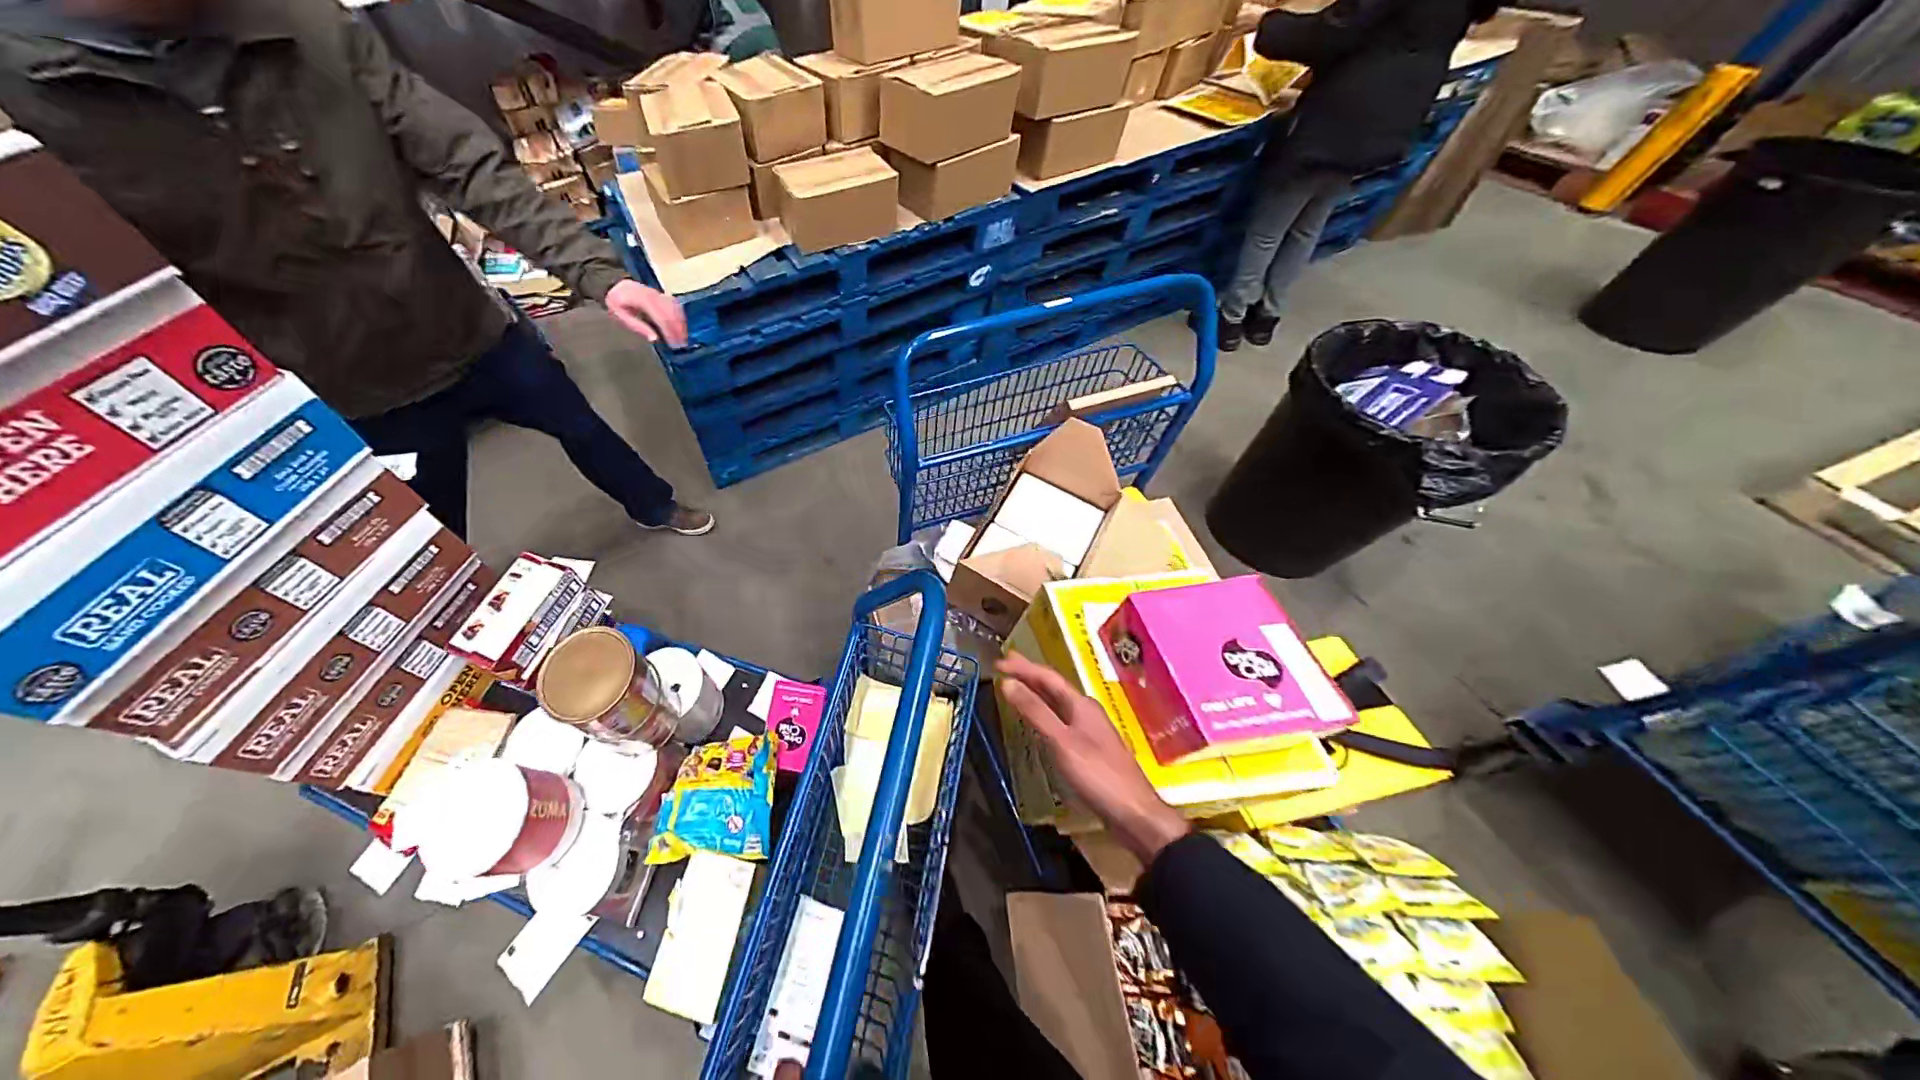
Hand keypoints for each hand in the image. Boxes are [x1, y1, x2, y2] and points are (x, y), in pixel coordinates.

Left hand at [606, 279, 687, 347]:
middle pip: (670, 311)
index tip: (675, 343)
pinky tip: (681, 326)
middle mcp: (651, 293)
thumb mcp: (619, 314)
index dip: (669, 330)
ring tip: (683, 337)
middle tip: (682, 342)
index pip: (660, 315)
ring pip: (674, 307)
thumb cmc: (617, 302)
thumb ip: (637, 326)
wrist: (617, 285)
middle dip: (678, 328)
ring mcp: (657, 292)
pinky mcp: (661, 294)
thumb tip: (655, 338)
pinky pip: (674, 305)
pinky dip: (680, 316)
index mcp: (639, 297)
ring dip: (681, 323)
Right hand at [996, 652, 1189, 864]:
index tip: (1000, 661)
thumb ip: (1035, 712)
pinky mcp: (1091, 751)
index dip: (1023, 668)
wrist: (1133, 813)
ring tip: (1018, 687)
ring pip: (1058, 704)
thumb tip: (1009, 683)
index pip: (1048, 678)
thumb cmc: (1097, 775)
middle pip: (1054, 688)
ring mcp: (1091, 732)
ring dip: (1037, 694)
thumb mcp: (1060, 742)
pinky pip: (1062, 722)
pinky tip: (1040, 723)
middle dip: (1029, 676)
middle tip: (1006, 667)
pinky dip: (1045, 715)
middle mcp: (1087, 713)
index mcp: (1081, 705)